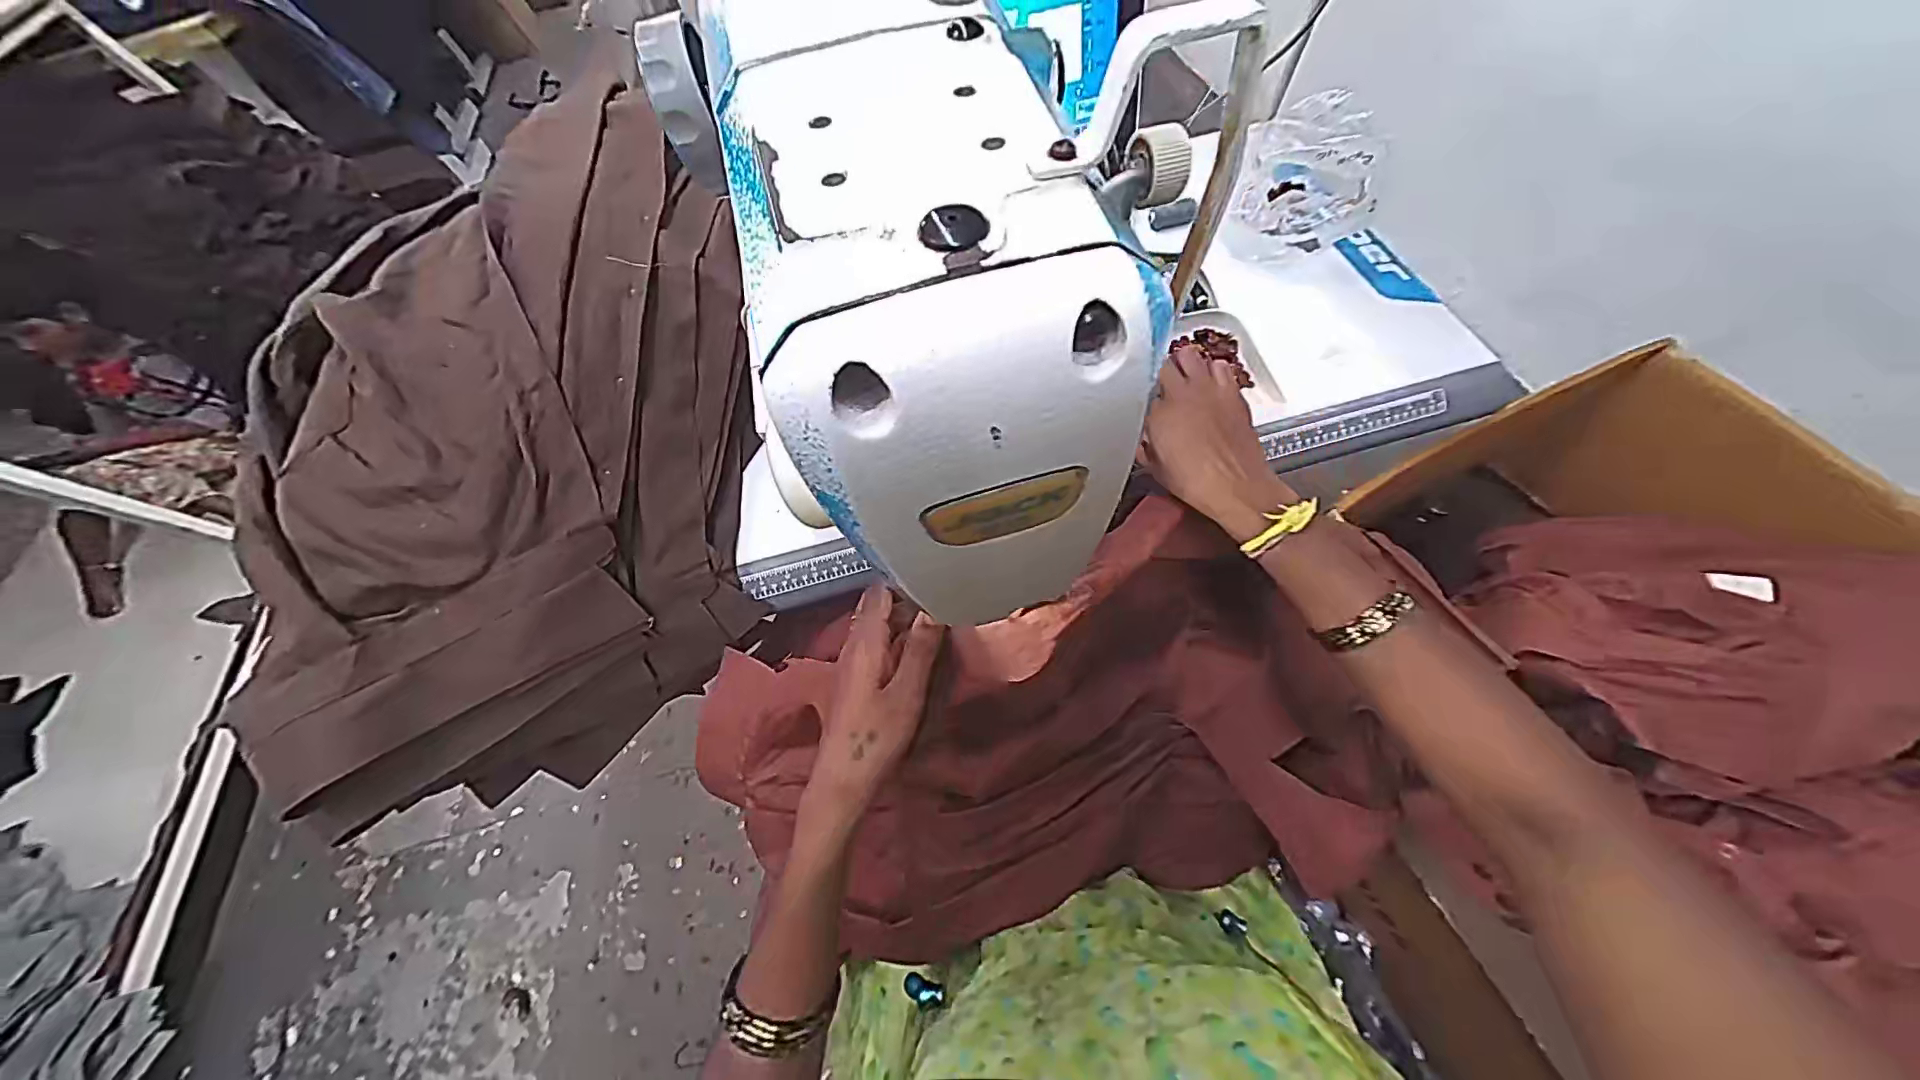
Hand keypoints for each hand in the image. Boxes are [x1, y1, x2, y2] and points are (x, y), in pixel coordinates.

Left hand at [807, 584, 943, 816]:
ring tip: (938, 620)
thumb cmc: (875, 738)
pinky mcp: (855, 679)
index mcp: (865, 643)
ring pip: (879, 627)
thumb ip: (920, 649)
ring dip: (905, 622)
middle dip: (909, 601)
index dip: (905, 581)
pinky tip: (918, 651)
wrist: (842, 779)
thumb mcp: (907, 693)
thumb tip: (933, 607)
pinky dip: (898, 641)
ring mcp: (852, 662)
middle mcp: (854, 646)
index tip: (934, 578)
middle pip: (879, 607)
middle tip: (944, 600)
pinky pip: (878, 645)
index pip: (879, 592)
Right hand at [1140, 343, 1296, 542]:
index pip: (1142, 393)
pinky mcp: (1231, 392)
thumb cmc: (1197, 483)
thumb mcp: (1158, 469)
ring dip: (1186, 363)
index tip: (1147, 409)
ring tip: (1186, 376)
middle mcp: (1181, 395)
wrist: (1236, 487)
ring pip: (1191, 355)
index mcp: (1157, 414)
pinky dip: (1214, 370)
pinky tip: (1211, 383)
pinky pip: (1221, 366)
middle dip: (1162, 374)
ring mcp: (1208, 389)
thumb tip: (1145, 442)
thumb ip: (1147, 448)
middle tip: (1163, 385)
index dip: (1144, 400)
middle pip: (1164, 366)